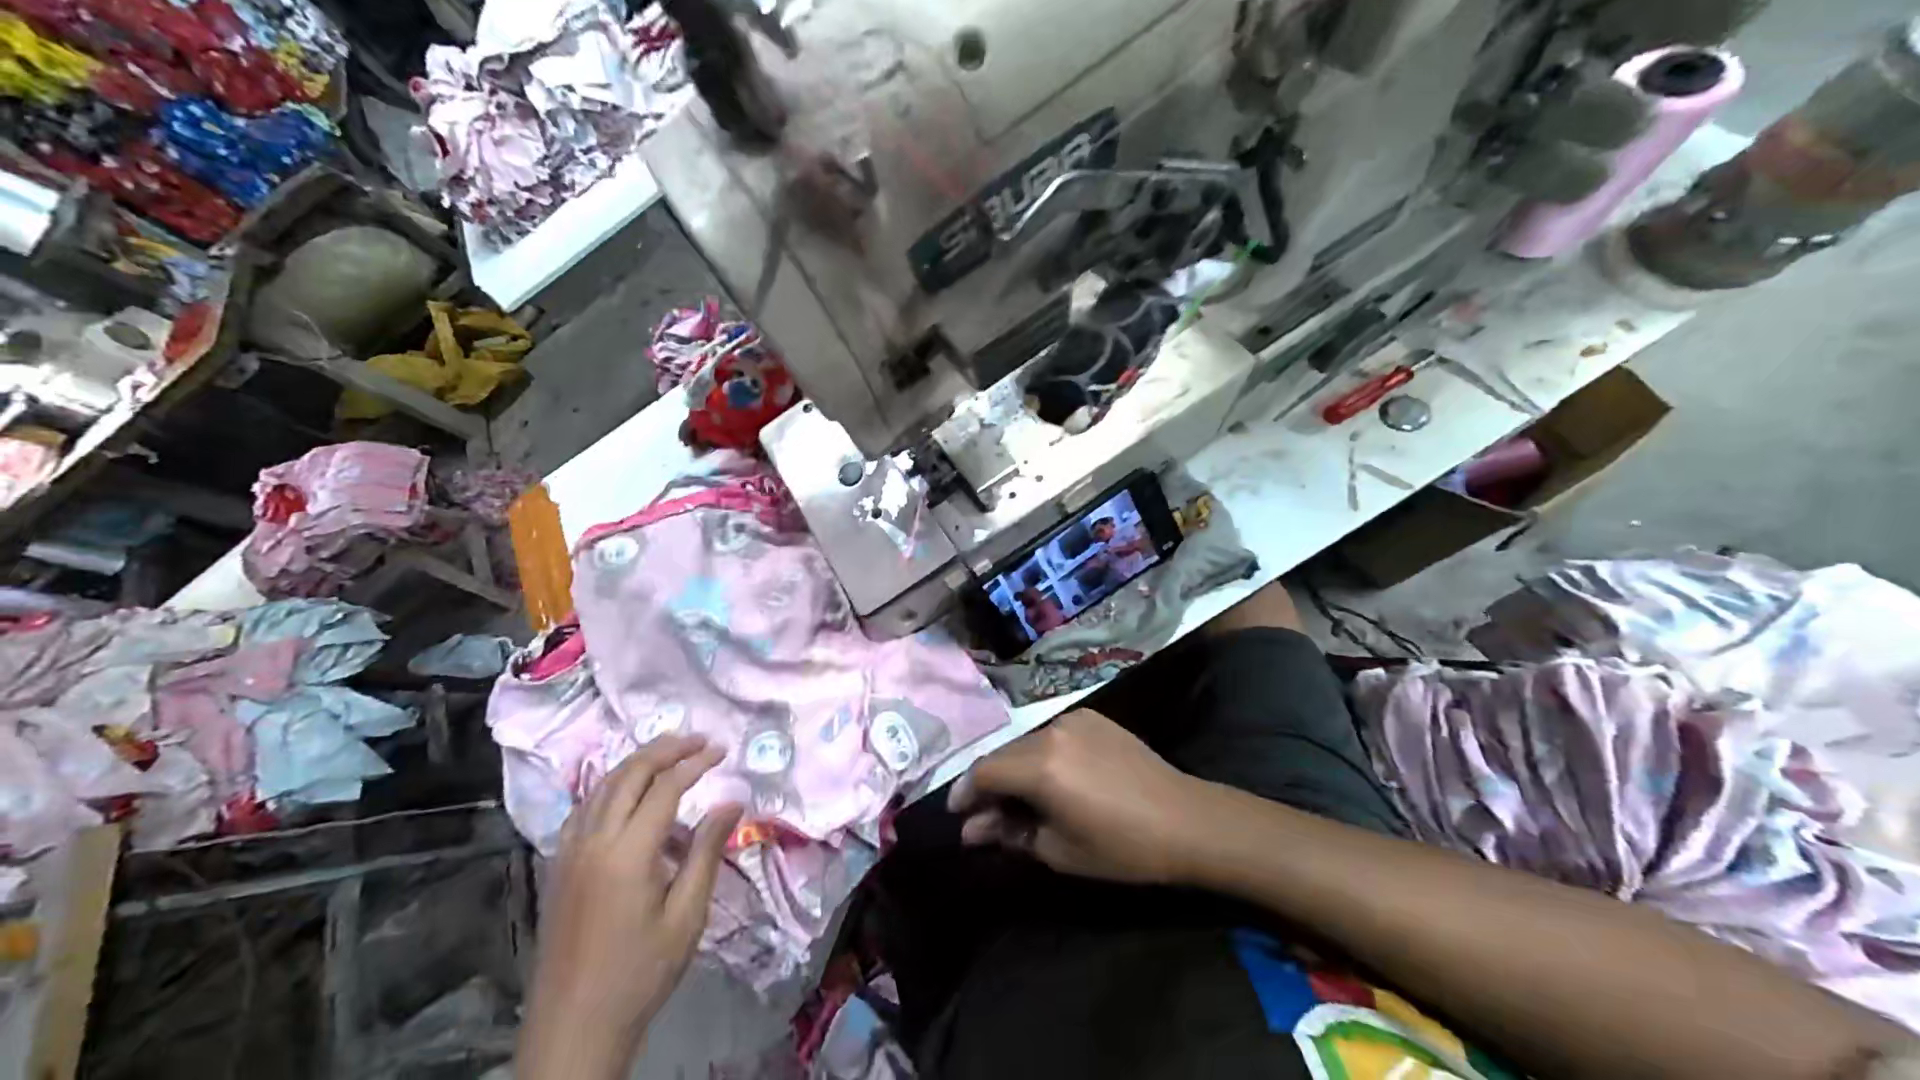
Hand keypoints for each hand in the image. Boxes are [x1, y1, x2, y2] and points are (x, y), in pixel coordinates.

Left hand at [516, 735, 742, 1079]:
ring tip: (670, 752)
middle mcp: (593, 841)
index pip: (665, 787)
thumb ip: (707, 852)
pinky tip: (627, 792)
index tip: (722, 750)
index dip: (695, 763)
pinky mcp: (559, 866)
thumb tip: (731, 802)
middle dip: (666, 750)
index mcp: (627, 853)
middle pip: (629, 774)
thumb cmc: (641, 972)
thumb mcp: (687, 915)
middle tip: (699, 740)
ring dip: (637, 762)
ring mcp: (569, 851)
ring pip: (602, 786)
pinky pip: (584, 808)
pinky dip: (610, 786)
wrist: (574, 1025)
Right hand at [947, 709, 1212, 884]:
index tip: (960, 817)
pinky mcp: (1092, 718)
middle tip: (986, 815)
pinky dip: (1040, 756)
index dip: (965, 794)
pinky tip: (1050, 779)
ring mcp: (1073, 719)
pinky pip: (1051, 735)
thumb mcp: (1059, 850)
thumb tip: (972, 830)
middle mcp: (1051, 732)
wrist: (1187, 820)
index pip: (983, 772)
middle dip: (987, 783)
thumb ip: (1009, 833)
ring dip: (1014, 768)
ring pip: (1025, 743)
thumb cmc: (1122, 847)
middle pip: (1001, 754)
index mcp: (1040, 766)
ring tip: (1019, 799)